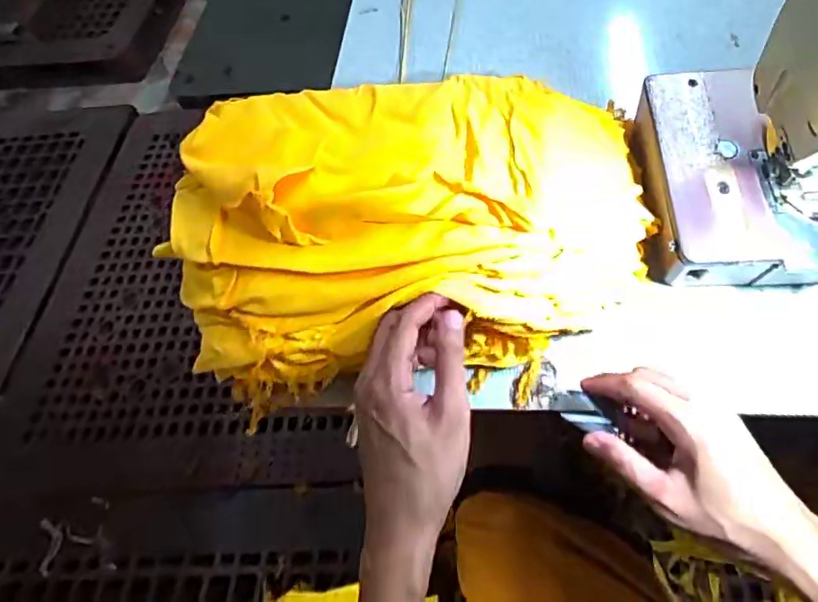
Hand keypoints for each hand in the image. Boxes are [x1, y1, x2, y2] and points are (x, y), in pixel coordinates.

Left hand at [355, 293, 470, 601]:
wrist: (401, 523)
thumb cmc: (431, 471)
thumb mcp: (452, 413)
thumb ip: (449, 360)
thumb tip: (451, 317)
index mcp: (386, 382)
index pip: (404, 323)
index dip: (429, 303)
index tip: (454, 294)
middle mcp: (367, 382)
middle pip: (389, 327)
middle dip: (420, 312)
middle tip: (451, 314)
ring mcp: (363, 395)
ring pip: (385, 343)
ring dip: (413, 333)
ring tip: (446, 342)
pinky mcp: (367, 406)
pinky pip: (384, 362)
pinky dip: (406, 352)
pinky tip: (430, 365)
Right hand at [579, 368, 810, 565]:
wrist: (778, 525)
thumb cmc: (725, 516)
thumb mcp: (667, 496)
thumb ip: (626, 462)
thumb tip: (590, 439)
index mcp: (688, 417)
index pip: (636, 385)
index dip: (606, 383)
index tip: (584, 388)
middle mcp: (702, 399)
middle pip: (649, 375)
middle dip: (620, 387)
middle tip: (598, 410)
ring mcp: (715, 402)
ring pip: (665, 381)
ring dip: (640, 395)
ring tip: (625, 428)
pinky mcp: (721, 411)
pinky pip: (681, 392)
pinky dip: (659, 401)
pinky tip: (654, 433)